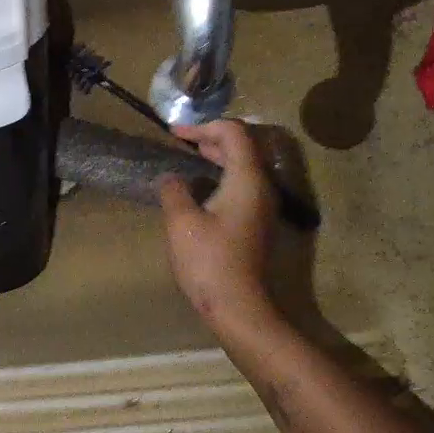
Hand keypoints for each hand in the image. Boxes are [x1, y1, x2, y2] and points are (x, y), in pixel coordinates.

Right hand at [158, 120, 277, 330]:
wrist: (238, 306)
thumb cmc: (209, 261)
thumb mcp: (181, 222)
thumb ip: (174, 191)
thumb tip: (171, 178)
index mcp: (247, 179)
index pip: (234, 133)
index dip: (203, 127)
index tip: (175, 135)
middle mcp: (262, 186)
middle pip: (243, 147)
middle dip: (211, 139)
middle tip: (180, 144)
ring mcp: (262, 206)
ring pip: (244, 167)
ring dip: (217, 158)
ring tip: (187, 162)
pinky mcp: (256, 222)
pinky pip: (242, 186)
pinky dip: (221, 177)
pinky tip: (199, 190)